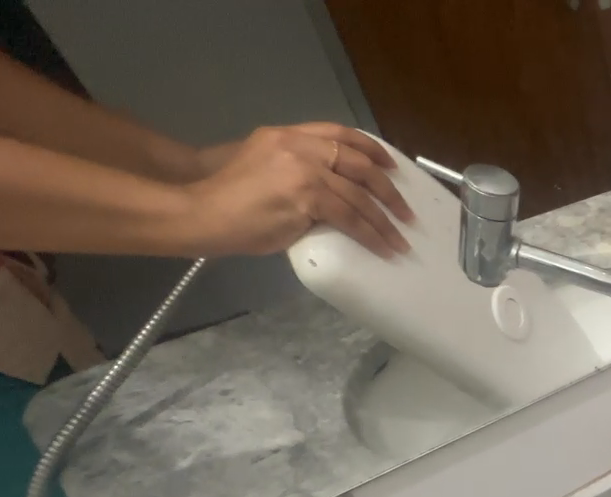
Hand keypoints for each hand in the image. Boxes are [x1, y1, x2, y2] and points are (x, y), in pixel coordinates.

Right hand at [180, 123, 413, 256]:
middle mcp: (297, 146)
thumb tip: (343, 189)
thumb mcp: (268, 168)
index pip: (339, 133)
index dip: (372, 149)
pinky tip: (384, 249)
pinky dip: (372, 236)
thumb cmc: (234, 199)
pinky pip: (352, 219)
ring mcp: (302, 169)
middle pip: (359, 165)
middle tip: (407, 214)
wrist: (204, 213)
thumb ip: (303, 169)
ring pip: (360, 198)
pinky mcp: (306, 196)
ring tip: (401, 242)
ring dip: (386, 224)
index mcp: (286, 135)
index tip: (393, 166)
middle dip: (390, 191)